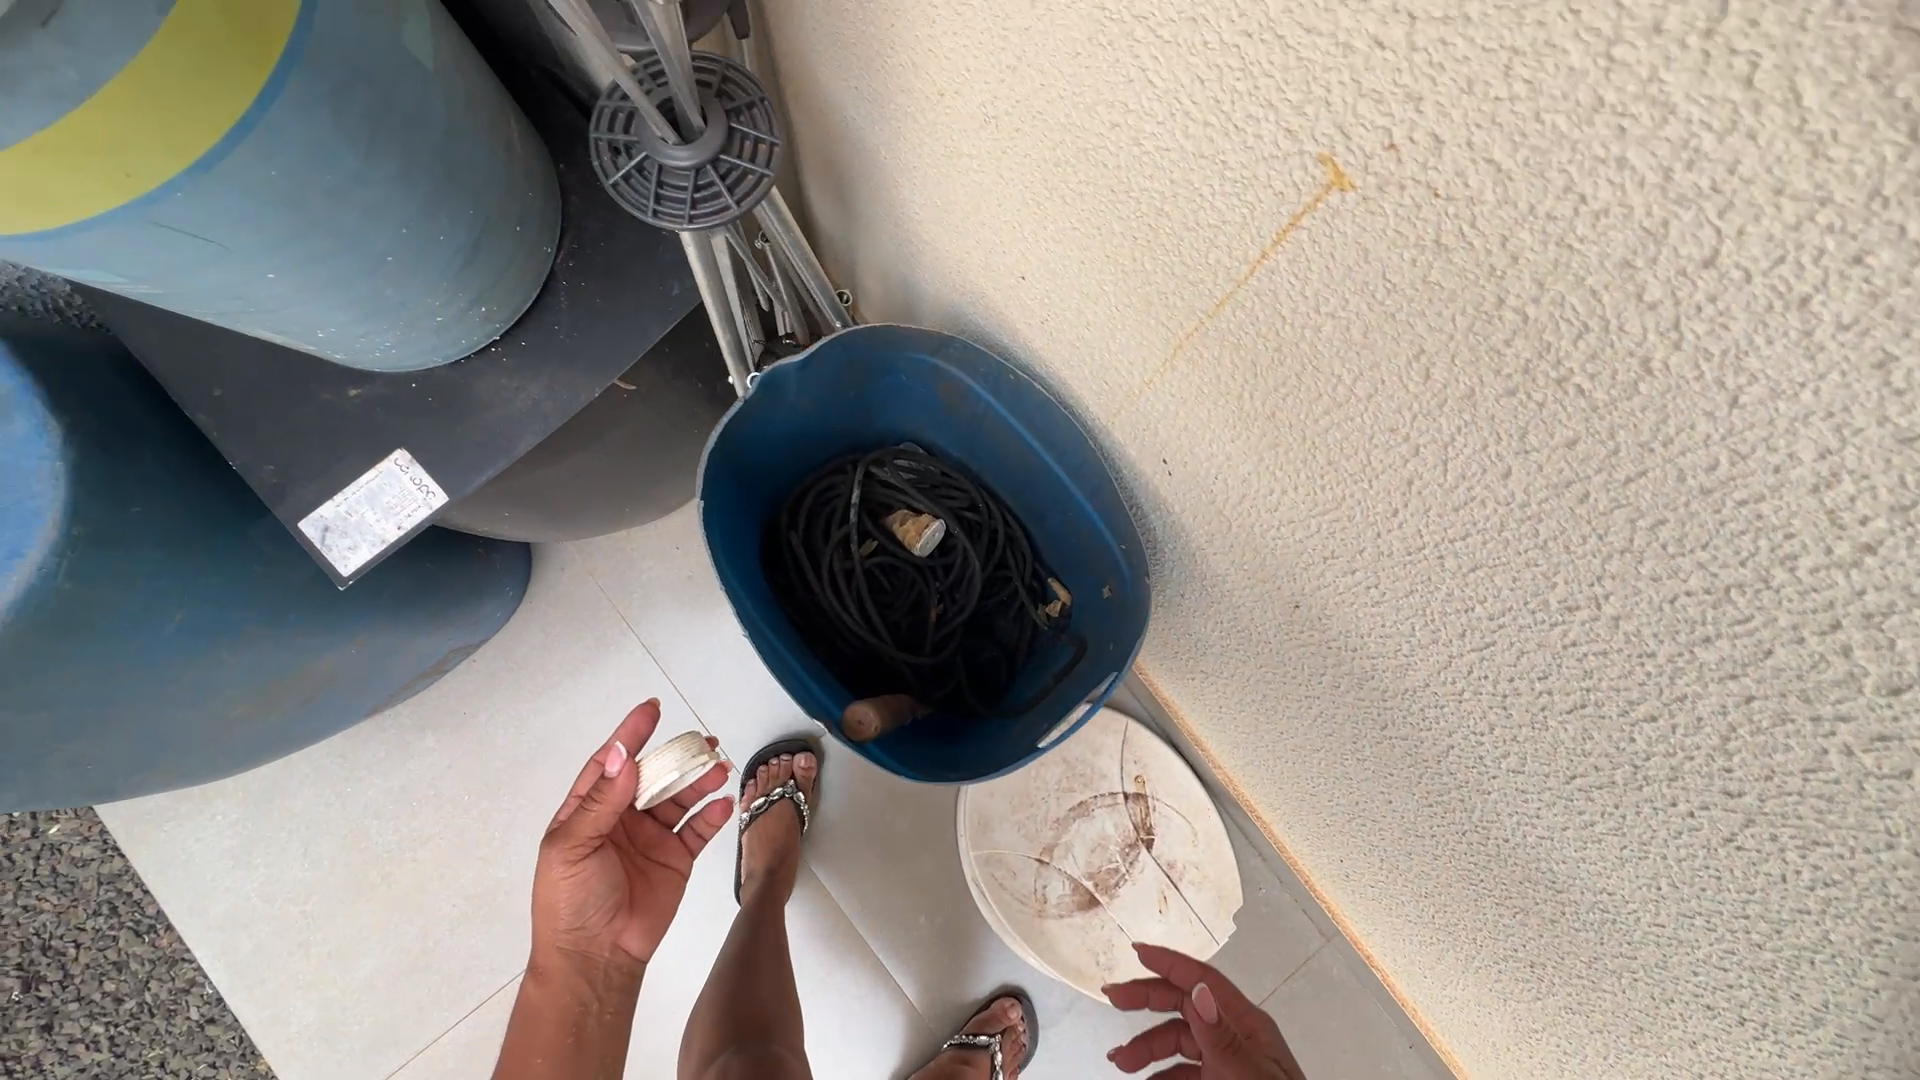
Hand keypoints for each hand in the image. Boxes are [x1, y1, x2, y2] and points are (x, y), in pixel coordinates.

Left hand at [531, 700, 732, 977]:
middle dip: (678, 756)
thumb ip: (601, 801)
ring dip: (700, 781)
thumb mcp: (573, 847)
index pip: (613, 764)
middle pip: (655, 776)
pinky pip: (699, 829)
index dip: (630, 736)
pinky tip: (724, 804)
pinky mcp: (677, 859)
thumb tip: (623, 754)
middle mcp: (623, 819)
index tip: (651, 710)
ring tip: (719, 767)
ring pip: (681, 798)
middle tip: (702, 741)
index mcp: (590, 812)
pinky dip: (714, 815)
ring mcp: (652, 838)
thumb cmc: (571, 902)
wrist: (596, 959)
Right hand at [1104, 943, 1307, 1079]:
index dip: (1170, 962)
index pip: (1204, 981)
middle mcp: (1235, 1038)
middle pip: (1184, 1005)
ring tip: (1119, 1063)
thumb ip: (1221, 1038)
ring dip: (1146, 1048)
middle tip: (1111, 999)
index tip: (1136, 952)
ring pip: (1178, 1043)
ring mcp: (1227, 1066)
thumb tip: (1197, 990)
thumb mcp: (1248, 1077)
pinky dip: (1161, 1078)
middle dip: (1146, 1001)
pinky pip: (1183, 1075)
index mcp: (1247, 1025)